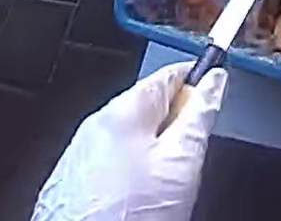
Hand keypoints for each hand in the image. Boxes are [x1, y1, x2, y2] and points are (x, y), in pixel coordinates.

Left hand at [31, 61, 227, 220]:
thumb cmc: (132, 218)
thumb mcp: (183, 159)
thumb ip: (203, 111)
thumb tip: (215, 79)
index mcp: (122, 110)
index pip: (173, 73)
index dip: (200, 84)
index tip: (213, 102)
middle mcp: (94, 128)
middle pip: (152, 108)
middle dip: (175, 128)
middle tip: (186, 160)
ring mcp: (74, 162)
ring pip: (131, 140)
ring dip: (152, 154)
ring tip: (159, 190)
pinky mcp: (65, 194)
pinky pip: (109, 169)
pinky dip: (127, 179)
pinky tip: (135, 206)